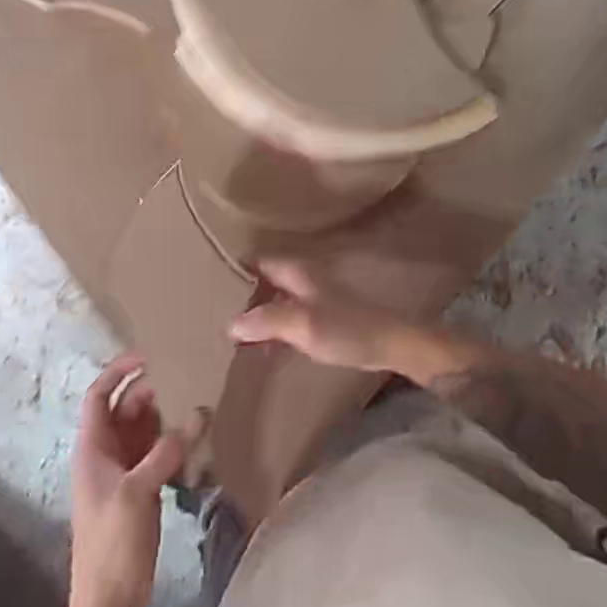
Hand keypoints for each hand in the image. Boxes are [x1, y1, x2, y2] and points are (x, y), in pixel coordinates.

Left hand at [67, 354, 193, 606]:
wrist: (110, 598)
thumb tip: (197, 415)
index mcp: (91, 446)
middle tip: (179, 378)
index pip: (98, 395)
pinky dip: (169, 444)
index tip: (145, 355)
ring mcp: (122, 473)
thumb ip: (166, 451)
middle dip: (147, 392)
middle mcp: (104, 454)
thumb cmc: (112, 539)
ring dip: (161, 418)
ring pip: (140, 432)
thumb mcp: (138, 491)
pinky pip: (153, 455)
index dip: (117, 371)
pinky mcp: (138, 491)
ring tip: (190, 400)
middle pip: (123, 411)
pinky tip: (192, 438)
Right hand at [229, 260, 484, 384]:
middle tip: (219, 309)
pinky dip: (273, 322)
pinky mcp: (322, 314)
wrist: (393, 345)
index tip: (213, 282)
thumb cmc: (347, 330)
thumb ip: (266, 321)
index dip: (235, 269)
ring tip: (236, 328)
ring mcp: (313, 294)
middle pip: (264, 278)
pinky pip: (287, 312)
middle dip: (243, 291)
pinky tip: (265, 341)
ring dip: (258, 310)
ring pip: (275, 296)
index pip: (256, 261)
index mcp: (295, 271)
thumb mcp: (302, 326)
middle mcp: (301, 276)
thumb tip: (230, 324)